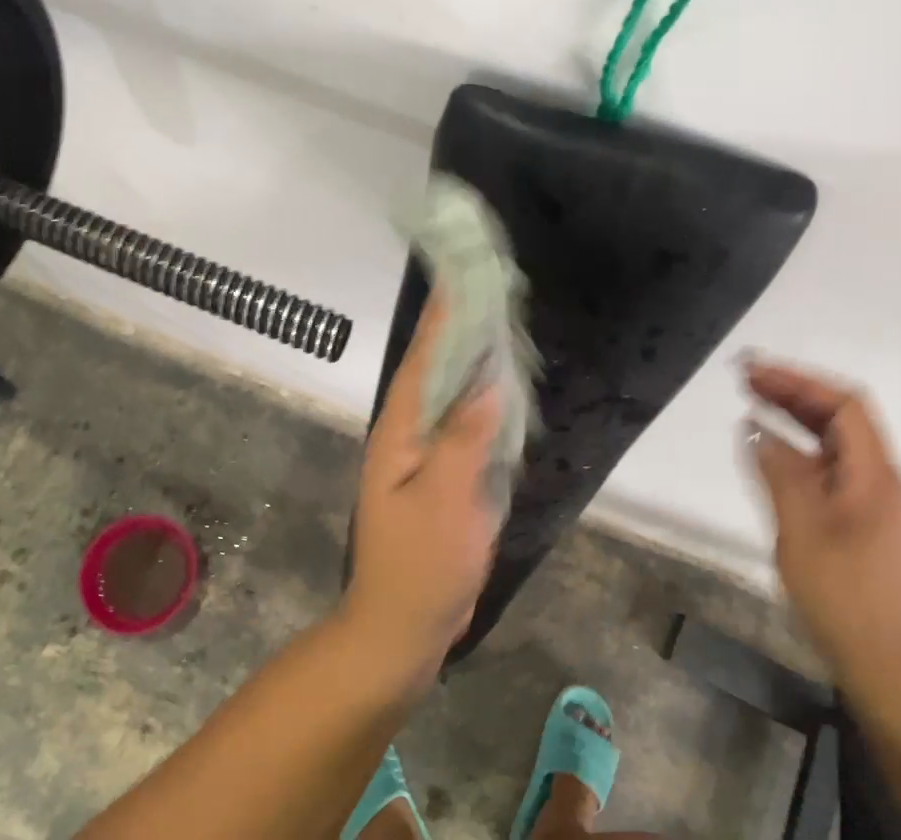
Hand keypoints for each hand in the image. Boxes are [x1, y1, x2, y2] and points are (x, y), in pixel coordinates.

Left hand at [344, 294, 503, 668]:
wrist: (403, 627)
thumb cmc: (422, 566)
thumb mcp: (445, 502)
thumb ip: (464, 440)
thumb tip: (489, 382)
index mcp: (399, 434)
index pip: (423, 362)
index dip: (442, 319)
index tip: (461, 275)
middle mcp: (406, 437)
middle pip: (434, 371)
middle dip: (457, 329)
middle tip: (489, 288)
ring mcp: (422, 459)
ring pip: (448, 397)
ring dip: (469, 360)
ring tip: (497, 322)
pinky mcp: (440, 479)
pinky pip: (462, 427)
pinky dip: (481, 402)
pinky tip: (501, 390)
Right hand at [743, 358, 900, 695]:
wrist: (887, 659)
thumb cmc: (843, 594)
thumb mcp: (800, 531)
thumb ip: (779, 473)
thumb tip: (758, 428)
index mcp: (875, 475)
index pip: (845, 405)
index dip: (799, 381)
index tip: (754, 373)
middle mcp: (882, 480)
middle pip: (842, 419)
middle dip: (795, 394)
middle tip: (746, 381)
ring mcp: (877, 503)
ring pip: (837, 445)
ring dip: (798, 421)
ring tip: (754, 406)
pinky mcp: (867, 524)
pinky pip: (834, 471)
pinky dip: (802, 452)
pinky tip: (775, 458)